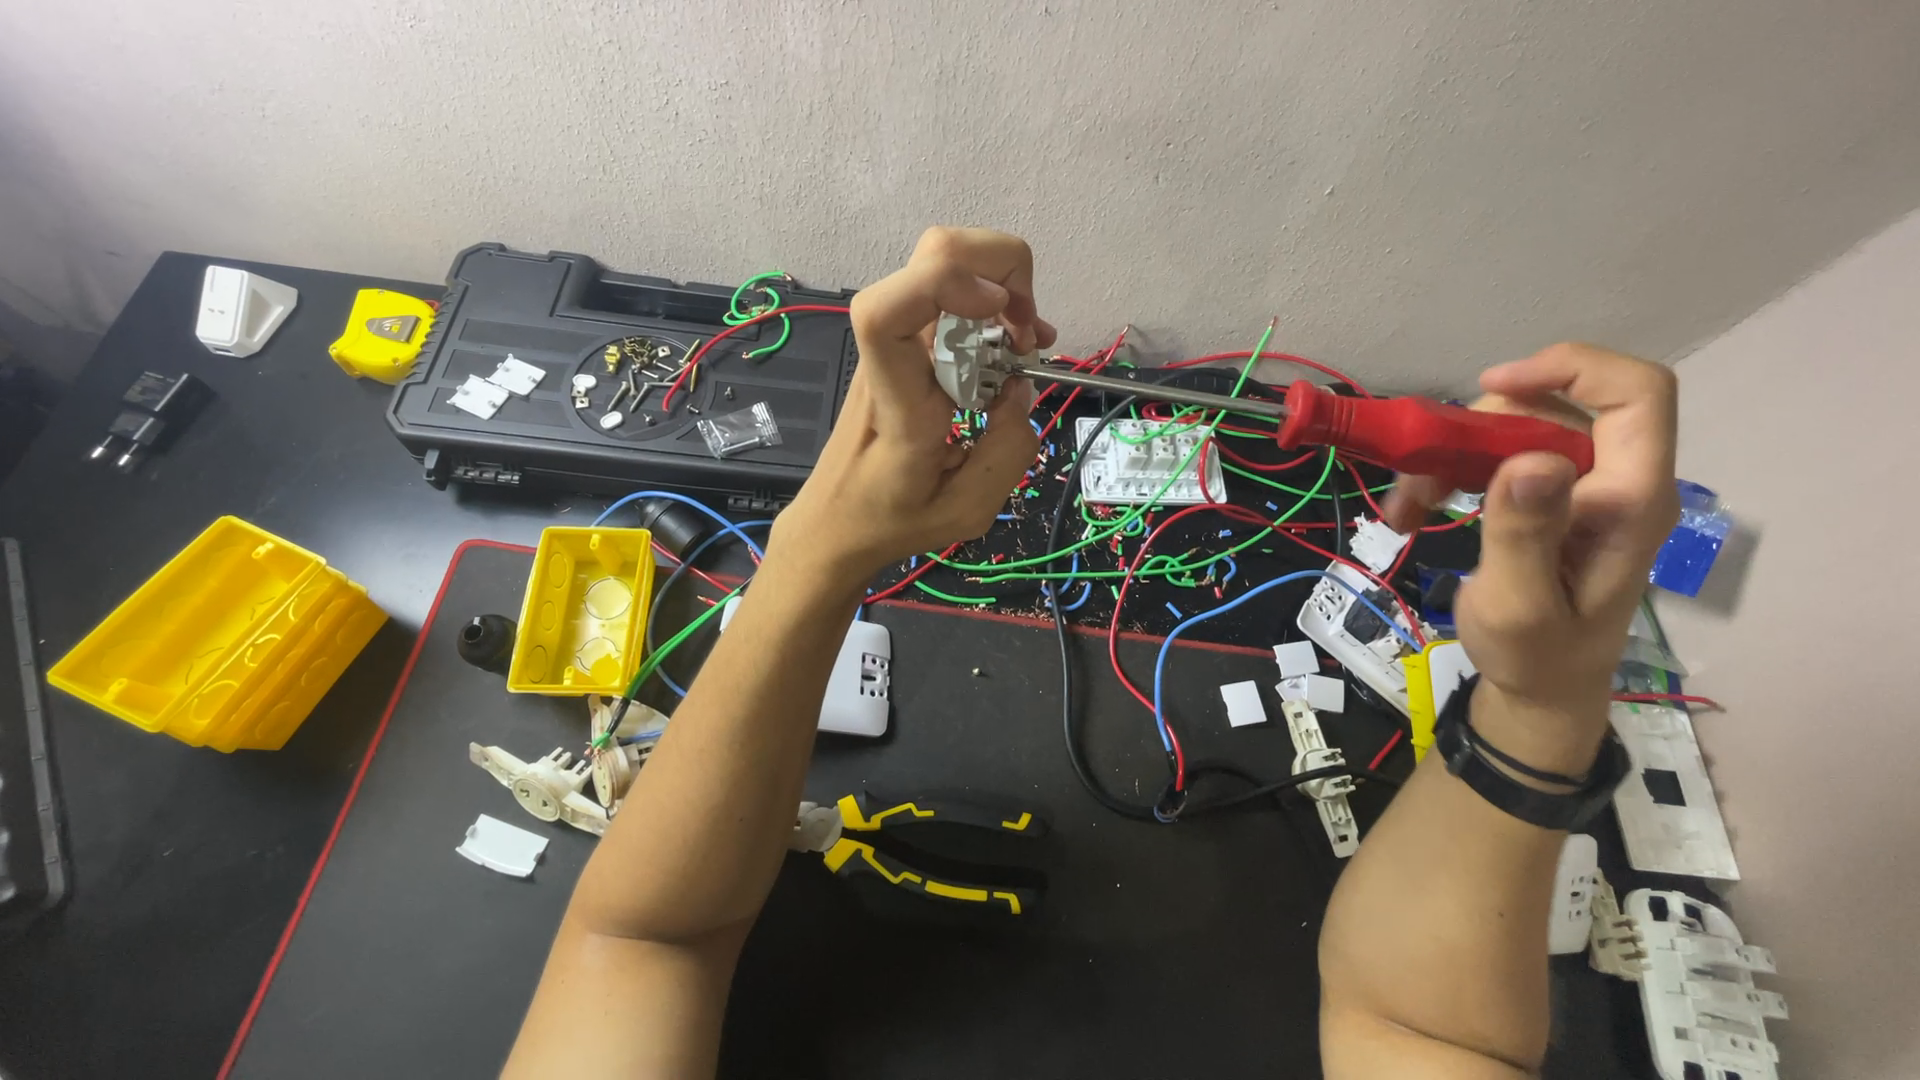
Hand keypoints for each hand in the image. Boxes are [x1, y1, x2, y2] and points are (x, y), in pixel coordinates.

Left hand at [773, 227, 1055, 586]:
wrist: (836, 523)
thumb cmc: (891, 522)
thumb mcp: (966, 512)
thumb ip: (1008, 453)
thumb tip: (1020, 391)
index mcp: (897, 405)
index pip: (883, 311)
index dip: (945, 284)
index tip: (1000, 313)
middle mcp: (891, 359)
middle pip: (930, 253)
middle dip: (1001, 268)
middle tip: (1029, 332)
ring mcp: (896, 347)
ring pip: (942, 264)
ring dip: (1001, 285)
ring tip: (1027, 342)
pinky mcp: (905, 349)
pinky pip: (947, 298)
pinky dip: (990, 305)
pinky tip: (1011, 347)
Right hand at [1387, 344, 1679, 738]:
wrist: (1538, 689)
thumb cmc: (1536, 655)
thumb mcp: (1520, 604)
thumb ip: (1526, 533)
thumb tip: (1533, 457)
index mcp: (1628, 500)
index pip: (1637, 393)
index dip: (1571, 368)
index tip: (1491, 386)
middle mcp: (1613, 482)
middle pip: (1558, 406)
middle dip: (1480, 424)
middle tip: (1425, 468)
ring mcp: (1580, 491)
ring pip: (1517, 430)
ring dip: (1452, 453)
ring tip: (1408, 502)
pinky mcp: (1548, 502)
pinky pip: (1498, 459)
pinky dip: (1449, 473)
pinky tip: (1415, 509)